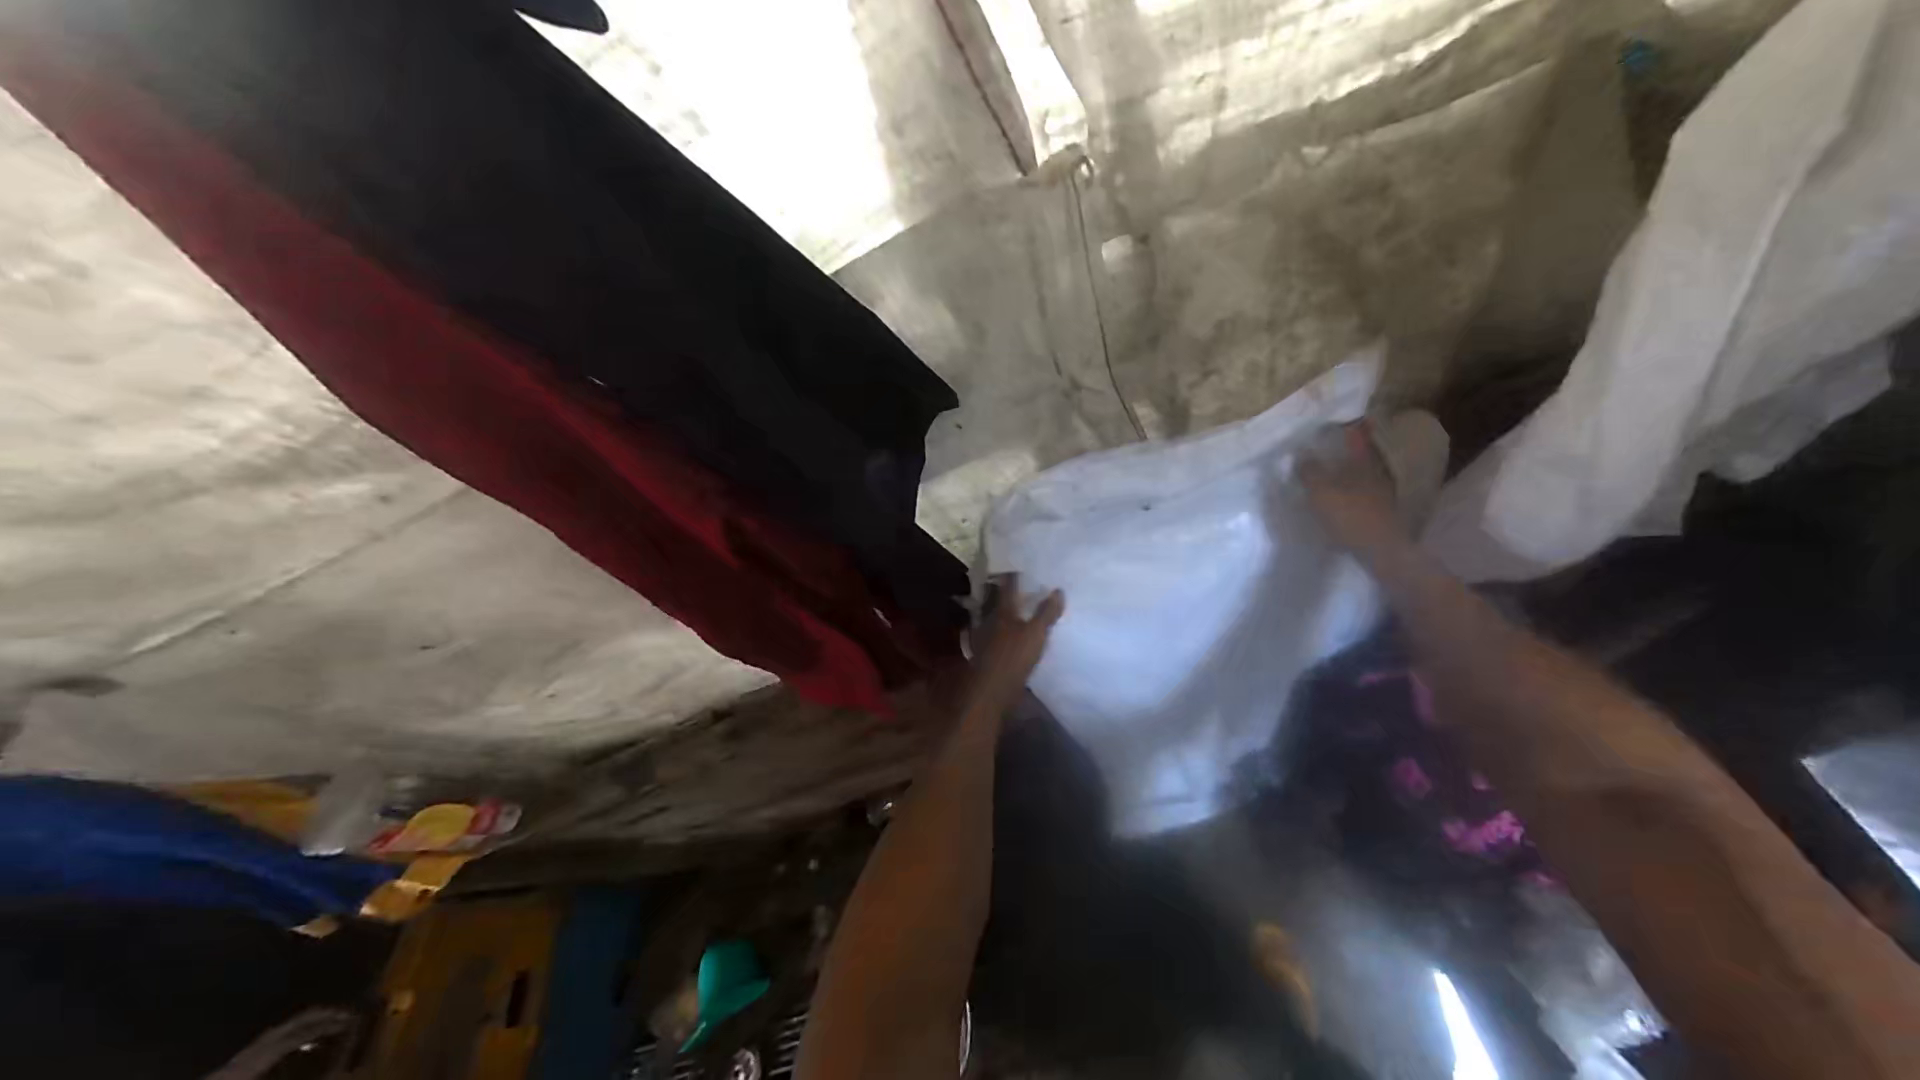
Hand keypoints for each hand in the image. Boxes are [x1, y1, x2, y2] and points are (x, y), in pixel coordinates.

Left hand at [967, 575, 1064, 706]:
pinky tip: (1013, 632)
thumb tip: (1058, 590)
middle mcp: (990, 619)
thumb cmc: (1013, 657)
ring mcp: (986, 636)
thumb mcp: (1036, 633)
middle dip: (1007, 590)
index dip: (1013, 575)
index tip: (1021, 565)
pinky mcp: (987, 652)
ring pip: (996, 616)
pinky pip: (996, 633)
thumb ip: (1046, 613)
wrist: (991, 690)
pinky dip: (1005, 628)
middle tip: (1022, 582)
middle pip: (998, 600)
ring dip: (1006, 610)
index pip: (1007, 586)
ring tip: (1021, 605)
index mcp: (1001, 611)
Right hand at [1299, 421, 1406, 558]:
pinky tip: (1337, 499)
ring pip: (1361, 476)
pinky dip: (1348, 492)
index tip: (1338, 419)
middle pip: (1361, 456)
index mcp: (1364, 464)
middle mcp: (1376, 474)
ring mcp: (1380, 495)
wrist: (1381, 551)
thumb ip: (1309, 472)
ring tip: (1327, 474)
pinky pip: (1360, 494)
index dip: (1349, 427)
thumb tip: (1301, 455)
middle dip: (1346, 451)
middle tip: (1328, 446)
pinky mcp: (1379, 514)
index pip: (1356, 437)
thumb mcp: (1321, 491)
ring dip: (1346, 473)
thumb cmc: (1350, 515)